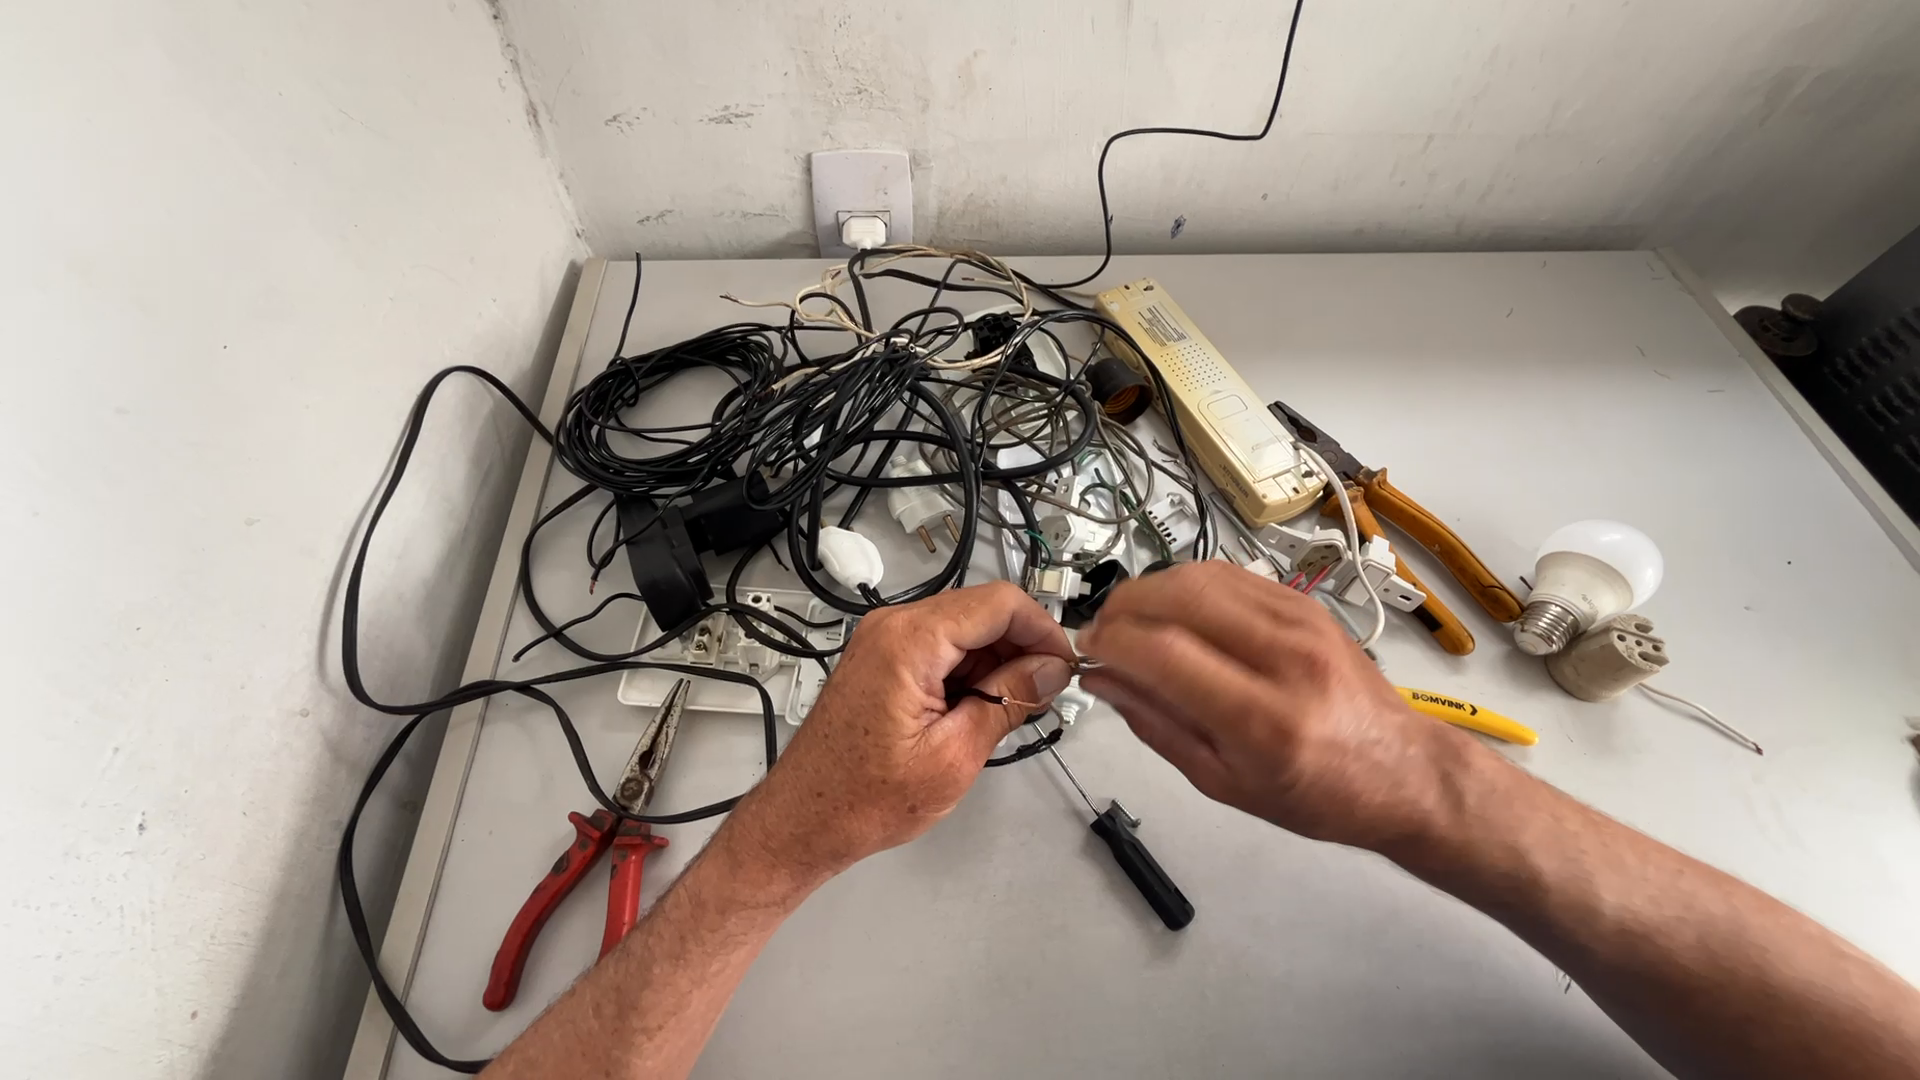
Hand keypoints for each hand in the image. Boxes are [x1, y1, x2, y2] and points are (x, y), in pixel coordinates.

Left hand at [722, 582, 1074, 885]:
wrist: (803, 821)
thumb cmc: (863, 799)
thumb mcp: (954, 756)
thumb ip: (1009, 700)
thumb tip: (1051, 669)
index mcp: (908, 641)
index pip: (999, 602)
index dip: (1042, 630)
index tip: (1064, 666)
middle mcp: (892, 626)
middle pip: (982, 610)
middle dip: (1023, 646)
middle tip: (1045, 693)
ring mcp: (884, 639)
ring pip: (965, 627)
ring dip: (999, 659)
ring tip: (1014, 708)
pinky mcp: (883, 657)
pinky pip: (942, 645)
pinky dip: (971, 669)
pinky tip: (983, 705)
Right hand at [1077, 561, 1457, 852]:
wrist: (1403, 768)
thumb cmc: (1312, 794)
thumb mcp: (1221, 781)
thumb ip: (1155, 724)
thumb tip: (1100, 678)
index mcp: (1264, 719)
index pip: (1165, 653)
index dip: (1112, 642)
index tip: (1087, 651)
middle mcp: (1284, 657)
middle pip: (1179, 599)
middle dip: (1122, 607)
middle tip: (1102, 632)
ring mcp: (1299, 620)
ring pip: (1199, 576)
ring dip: (1149, 590)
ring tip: (1130, 620)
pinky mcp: (1303, 602)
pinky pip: (1226, 574)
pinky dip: (1183, 584)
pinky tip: (1171, 610)